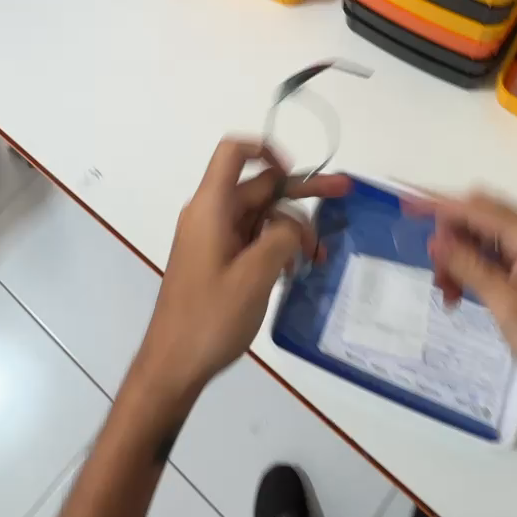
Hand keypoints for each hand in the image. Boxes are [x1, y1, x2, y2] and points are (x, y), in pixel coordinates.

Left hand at [133, 138, 350, 399]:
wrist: (173, 366)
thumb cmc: (209, 318)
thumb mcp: (254, 276)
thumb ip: (281, 238)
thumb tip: (292, 226)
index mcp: (212, 208)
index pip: (233, 154)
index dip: (265, 150)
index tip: (293, 171)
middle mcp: (212, 215)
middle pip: (259, 187)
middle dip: (301, 191)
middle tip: (344, 193)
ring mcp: (215, 238)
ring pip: (262, 215)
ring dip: (293, 228)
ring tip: (321, 254)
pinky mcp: (220, 260)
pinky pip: (254, 238)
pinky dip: (278, 246)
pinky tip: (299, 267)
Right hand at [416, 191, 516, 404]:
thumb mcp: (505, 306)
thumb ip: (469, 267)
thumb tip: (436, 239)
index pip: (476, 209)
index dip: (439, 205)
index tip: (407, 206)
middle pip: (479, 217)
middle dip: (450, 238)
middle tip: (434, 271)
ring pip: (483, 238)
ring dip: (460, 258)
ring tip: (447, 292)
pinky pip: (494, 256)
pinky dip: (474, 269)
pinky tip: (462, 295)